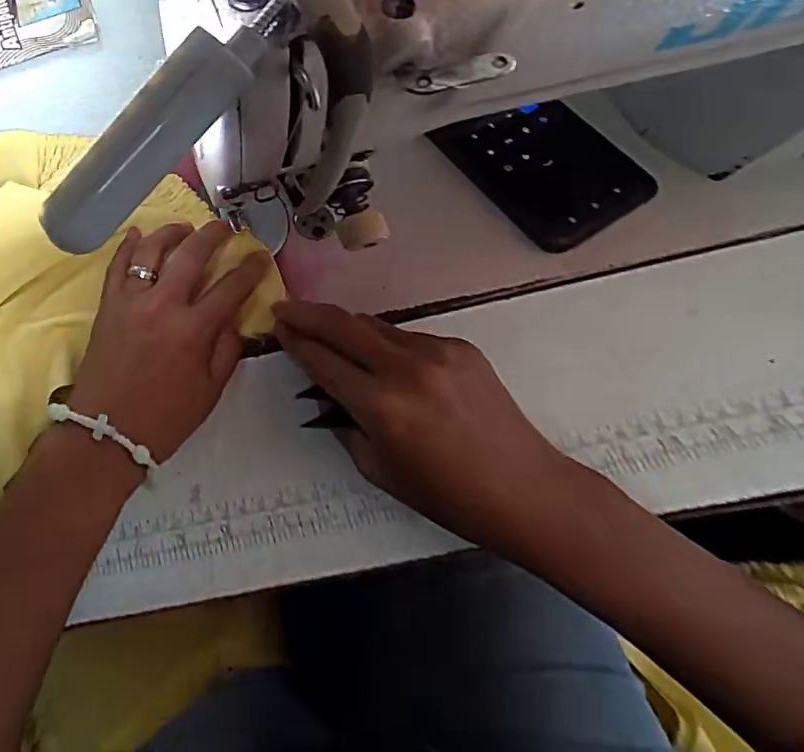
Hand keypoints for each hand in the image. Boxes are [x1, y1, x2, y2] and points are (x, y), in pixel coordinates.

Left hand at [64, 221, 270, 469]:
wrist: (106, 433)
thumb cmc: (164, 418)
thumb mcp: (210, 391)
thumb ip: (227, 349)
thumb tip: (233, 317)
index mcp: (193, 329)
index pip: (231, 287)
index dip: (251, 269)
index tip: (261, 255)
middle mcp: (162, 305)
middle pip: (191, 254)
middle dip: (213, 235)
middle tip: (225, 228)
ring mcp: (131, 301)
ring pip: (151, 251)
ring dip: (171, 233)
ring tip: (185, 228)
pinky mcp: (107, 306)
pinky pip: (117, 266)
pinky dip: (128, 246)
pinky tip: (138, 234)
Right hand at [273, 300, 579, 550]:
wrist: (526, 489)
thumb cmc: (447, 495)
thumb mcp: (380, 470)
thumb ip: (345, 426)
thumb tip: (327, 395)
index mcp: (381, 406)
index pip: (323, 361)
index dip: (296, 342)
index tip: (278, 328)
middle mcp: (405, 369)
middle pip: (343, 325)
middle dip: (308, 313)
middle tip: (285, 308)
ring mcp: (436, 352)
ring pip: (376, 327)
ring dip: (348, 328)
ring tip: (330, 332)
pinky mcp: (460, 347)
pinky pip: (408, 338)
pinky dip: (388, 345)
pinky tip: (388, 363)